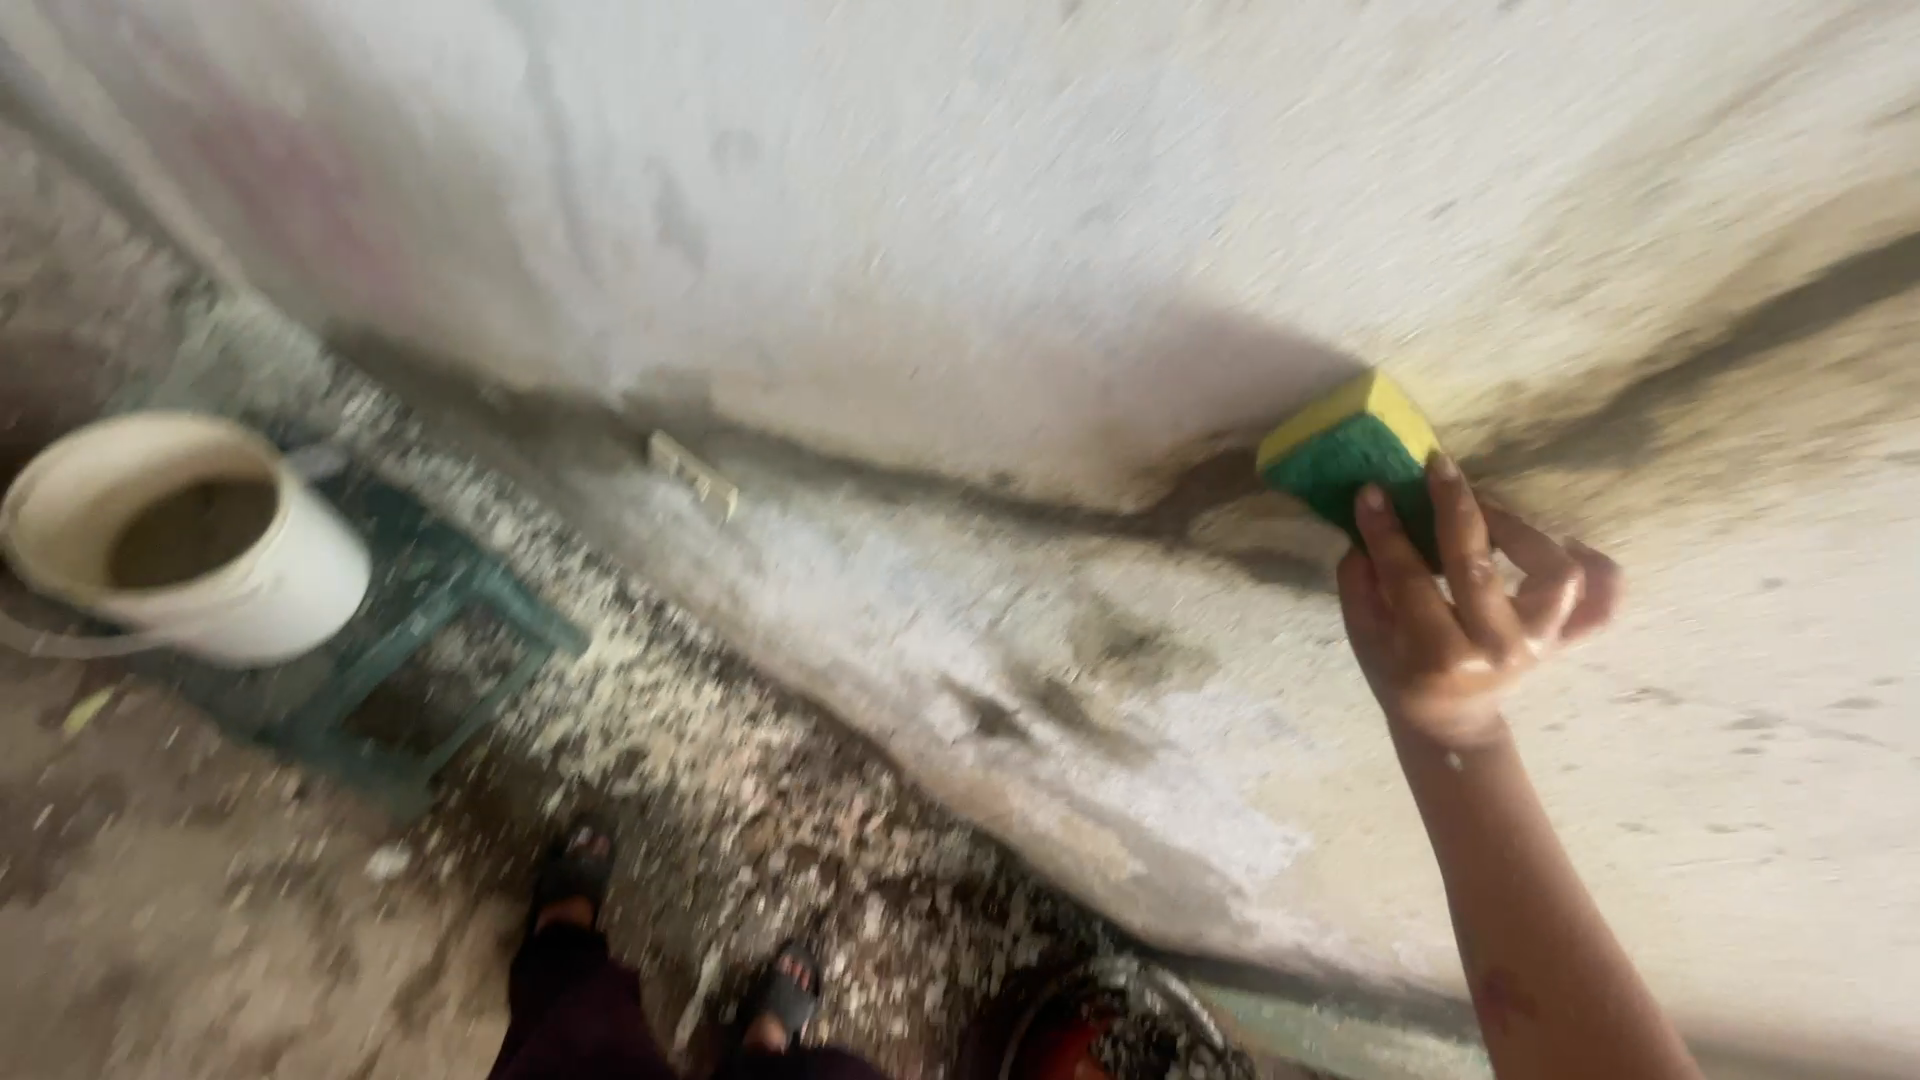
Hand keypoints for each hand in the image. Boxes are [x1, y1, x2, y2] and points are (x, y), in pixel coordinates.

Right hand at [1336, 454, 1621, 748]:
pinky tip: (1564, 542)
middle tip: (1438, 467)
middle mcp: (1497, 648)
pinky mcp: (1566, 641)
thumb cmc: (1397, 676)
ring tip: (1487, 509)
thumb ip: (1360, 585)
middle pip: (1479, 566)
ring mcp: (1542, 645)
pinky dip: (1595, 566)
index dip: (1386, 531)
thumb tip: (1367, 530)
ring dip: (1522, 530)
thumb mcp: (1364, 637)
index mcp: (1438, 654)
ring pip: (1556, 574)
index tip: (1372, 492)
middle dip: (1454, 508)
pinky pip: (1603, 602)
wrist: (1450, 721)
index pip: (1408, 577)